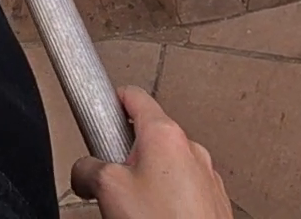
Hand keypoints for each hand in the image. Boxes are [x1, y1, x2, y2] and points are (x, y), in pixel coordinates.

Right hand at [70, 88, 231, 218]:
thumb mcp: (108, 188)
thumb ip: (87, 168)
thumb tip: (83, 172)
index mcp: (165, 134)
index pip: (133, 94)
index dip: (111, 100)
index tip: (101, 111)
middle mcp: (192, 150)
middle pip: (148, 133)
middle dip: (128, 151)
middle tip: (116, 175)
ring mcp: (208, 178)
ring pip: (167, 163)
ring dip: (150, 176)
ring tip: (138, 205)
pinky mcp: (217, 205)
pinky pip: (185, 188)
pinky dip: (170, 197)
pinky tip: (158, 216)